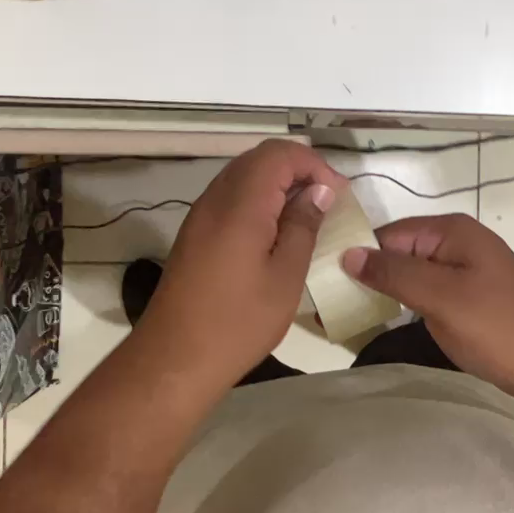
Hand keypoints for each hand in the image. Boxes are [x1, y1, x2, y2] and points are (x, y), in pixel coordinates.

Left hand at [136, 141, 345, 378]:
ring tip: (307, 216)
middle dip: (297, 170)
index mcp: (240, 204)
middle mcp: (216, 199)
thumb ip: (303, 226)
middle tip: (327, 201)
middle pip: (259, 159)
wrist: (175, 357)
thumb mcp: (285, 276)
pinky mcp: (195, 233)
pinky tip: (276, 233)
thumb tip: (318, 192)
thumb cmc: (238, 321)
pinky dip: (258, 201)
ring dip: (277, 185)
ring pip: (243, 176)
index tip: (338, 194)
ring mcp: (200, 215)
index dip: (313, 164)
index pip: (279, 155)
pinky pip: (230, 198)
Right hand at [343, 214, 513, 397]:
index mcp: (451, 231)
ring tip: (347, 313)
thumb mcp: (440, 297)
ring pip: (412, 274)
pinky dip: (406, 304)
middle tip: (329, 302)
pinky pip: (428, 292)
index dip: (359, 255)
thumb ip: (393, 273)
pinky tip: (385, 321)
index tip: (324, 281)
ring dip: (385, 291)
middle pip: (400, 251)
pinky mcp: (470, 297)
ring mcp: (465, 270)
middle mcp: (457, 243)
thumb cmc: (497, 326)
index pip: (389, 234)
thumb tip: (348, 253)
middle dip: (369, 274)